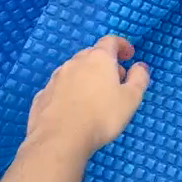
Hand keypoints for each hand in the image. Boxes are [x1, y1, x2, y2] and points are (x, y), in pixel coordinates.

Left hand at [21, 35, 150, 162]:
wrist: (59, 141)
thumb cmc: (101, 116)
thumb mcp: (131, 98)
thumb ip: (139, 78)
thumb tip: (140, 66)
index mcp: (98, 58)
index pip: (111, 41)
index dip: (122, 45)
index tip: (129, 56)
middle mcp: (75, 63)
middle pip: (92, 55)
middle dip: (105, 63)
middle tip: (115, 81)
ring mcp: (55, 79)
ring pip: (74, 71)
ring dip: (86, 77)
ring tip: (93, 97)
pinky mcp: (41, 97)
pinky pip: (60, 88)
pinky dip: (69, 92)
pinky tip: (73, 109)